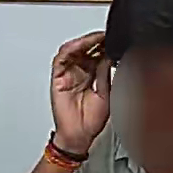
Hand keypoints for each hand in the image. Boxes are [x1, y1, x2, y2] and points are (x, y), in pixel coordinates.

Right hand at [50, 31, 110, 155]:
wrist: (79, 136)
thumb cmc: (90, 121)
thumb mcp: (105, 94)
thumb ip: (105, 74)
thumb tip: (110, 56)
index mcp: (91, 76)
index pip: (97, 54)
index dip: (105, 46)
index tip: (114, 40)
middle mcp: (79, 73)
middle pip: (85, 49)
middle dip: (96, 41)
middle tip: (106, 36)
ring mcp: (68, 75)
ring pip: (73, 50)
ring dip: (84, 42)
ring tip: (96, 39)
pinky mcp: (58, 78)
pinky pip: (61, 59)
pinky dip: (70, 50)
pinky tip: (80, 46)